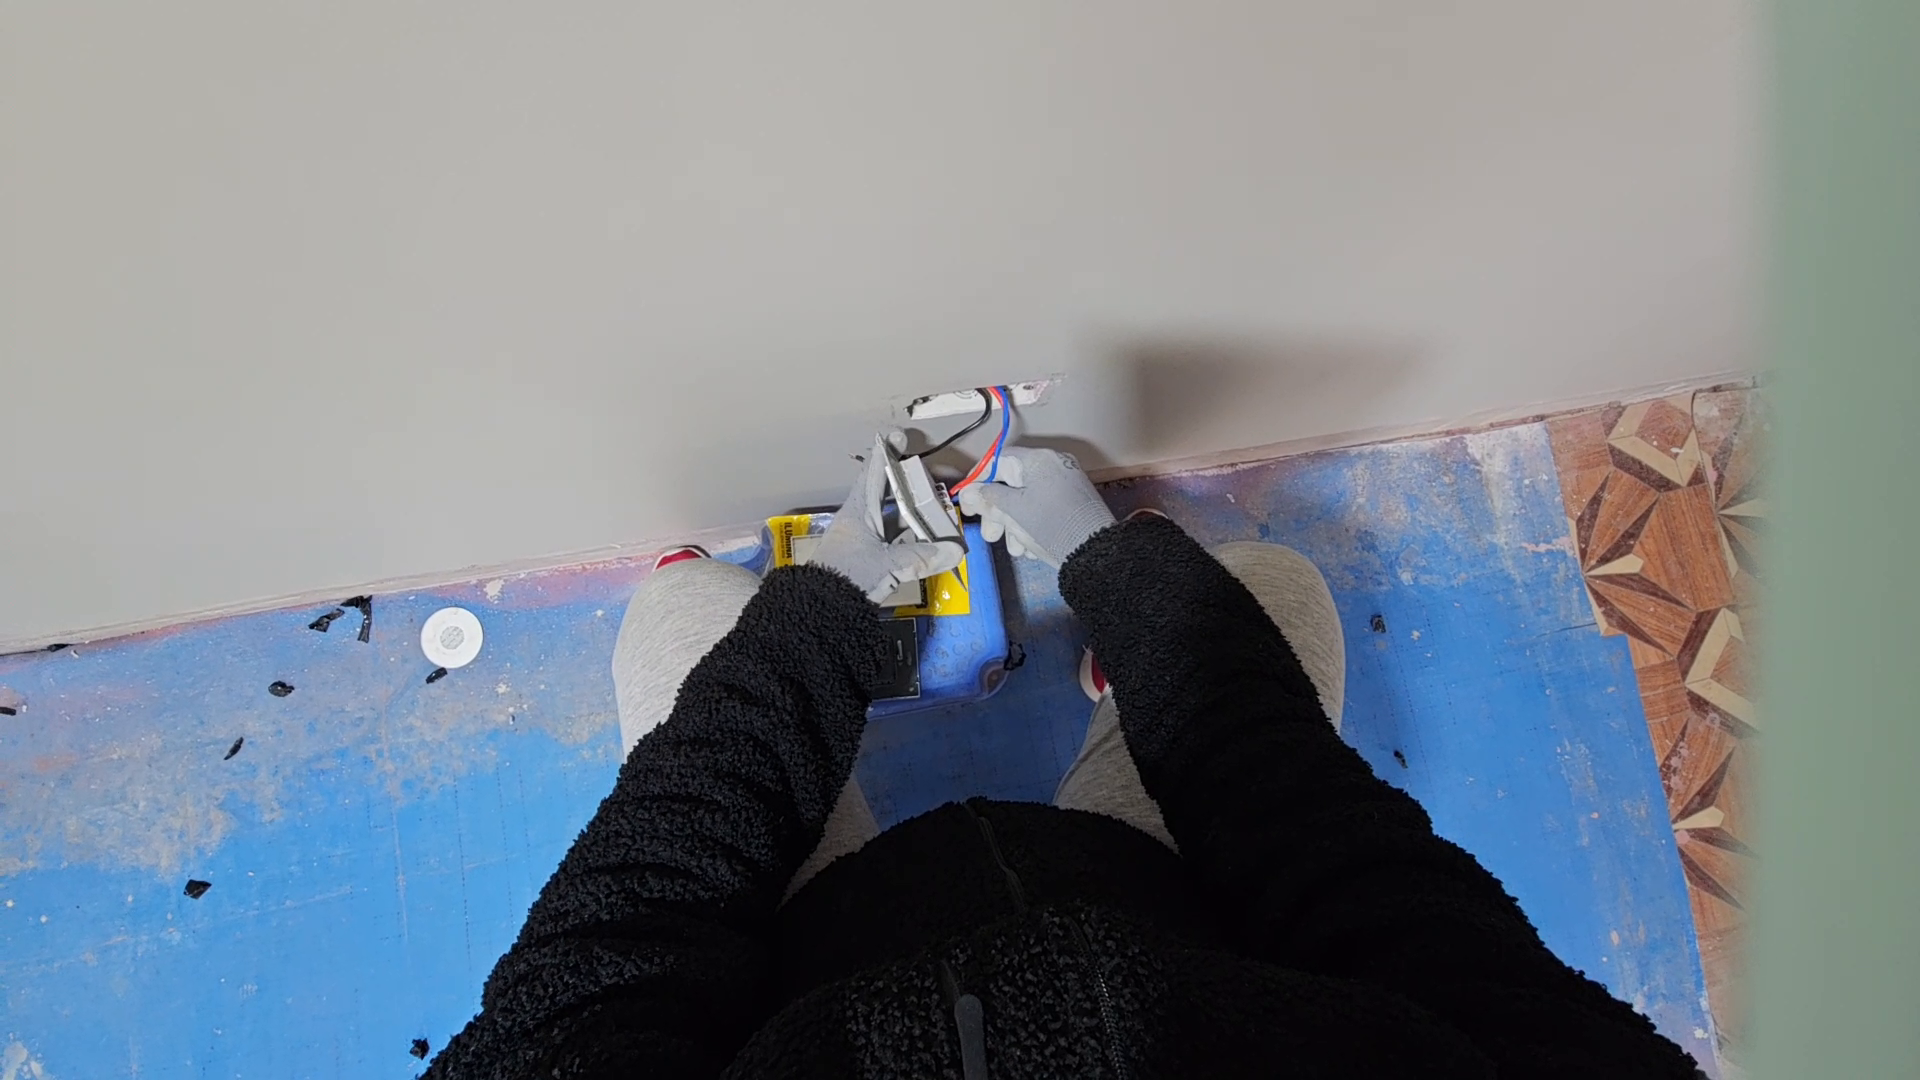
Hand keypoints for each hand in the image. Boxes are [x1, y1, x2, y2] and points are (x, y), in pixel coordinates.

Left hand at [811, 432, 967, 602]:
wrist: (820, 609)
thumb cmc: (848, 576)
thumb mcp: (887, 565)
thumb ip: (921, 557)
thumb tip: (956, 551)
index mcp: (858, 512)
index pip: (874, 474)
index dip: (887, 455)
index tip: (898, 436)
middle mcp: (859, 521)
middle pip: (887, 496)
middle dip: (908, 487)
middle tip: (928, 477)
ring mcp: (862, 541)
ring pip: (892, 521)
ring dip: (913, 517)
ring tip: (936, 511)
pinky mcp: (865, 561)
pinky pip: (892, 543)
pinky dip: (909, 540)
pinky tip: (927, 542)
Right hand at [957, 447, 1115, 566]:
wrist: (1093, 553)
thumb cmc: (1050, 526)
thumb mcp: (1013, 512)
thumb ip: (988, 499)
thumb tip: (968, 492)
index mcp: (1038, 460)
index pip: (998, 461)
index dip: (978, 481)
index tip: (967, 501)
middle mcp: (1053, 466)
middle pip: (1012, 484)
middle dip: (997, 512)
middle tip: (991, 534)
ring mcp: (1065, 485)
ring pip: (1026, 501)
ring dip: (1013, 525)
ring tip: (1016, 548)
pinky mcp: (1072, 504)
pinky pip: (1042, 509)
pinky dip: (1031, 526)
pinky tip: (1029, 547)